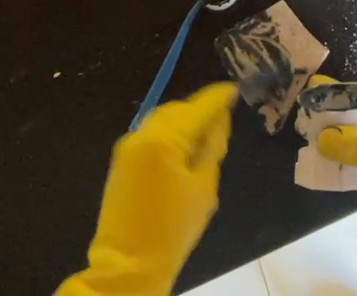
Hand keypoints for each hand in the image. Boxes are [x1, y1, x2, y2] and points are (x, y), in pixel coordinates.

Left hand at [57, 83, 235, 295]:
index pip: (199, 107)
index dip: (219, 97)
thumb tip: (220, 118)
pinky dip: (169, 133)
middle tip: (222, 121)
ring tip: (204, 137)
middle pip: (179, 109)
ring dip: (184, 121)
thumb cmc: (173, 229)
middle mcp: (143, 133)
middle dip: (201, 110)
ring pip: (164, 118)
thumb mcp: (204, 186)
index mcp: (165, 138)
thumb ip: (213, 145)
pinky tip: (181, 150)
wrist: (127, 265)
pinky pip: (151, 133)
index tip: (235, 90)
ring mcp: (128, 145)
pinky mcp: (121, 160)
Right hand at [312, 78, 356, 275]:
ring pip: (351, 149)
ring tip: (299, 144)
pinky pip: (354, 175)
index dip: (339, 92)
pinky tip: (315, 172)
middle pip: (355, 120)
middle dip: (329, 118)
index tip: (309, 90)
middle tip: (296, 119)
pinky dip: (336, 172)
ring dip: (329, 147)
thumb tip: (322, 135)